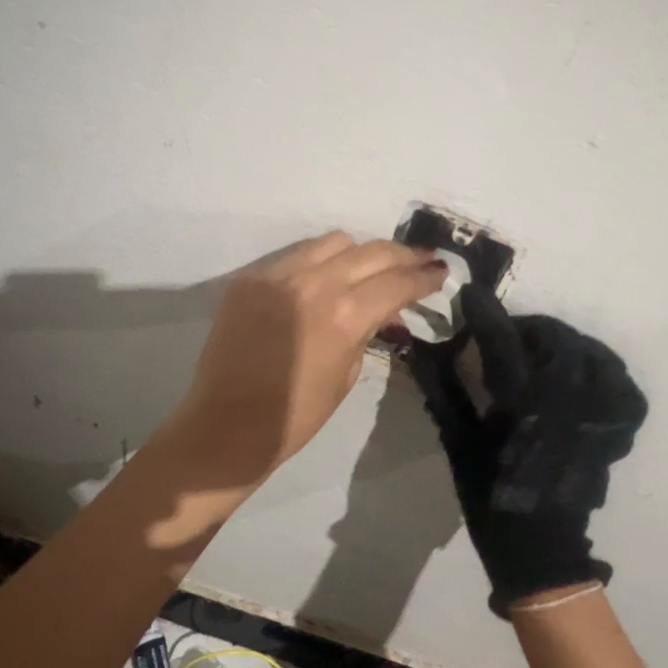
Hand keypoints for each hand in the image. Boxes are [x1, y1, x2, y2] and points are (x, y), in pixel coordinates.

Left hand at [166, 231, 444, 484]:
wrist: (227, 425)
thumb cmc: (297, 416)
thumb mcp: (346, 375)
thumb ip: (367, 331)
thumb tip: (383, 311)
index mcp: (345, 315)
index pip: (397, 282)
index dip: (424, 277)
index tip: (440, 273)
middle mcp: (314, 283)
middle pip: (372, 252)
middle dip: (403, 256)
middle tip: (421, 260)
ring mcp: (278, 276)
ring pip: (333, 242)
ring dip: (361, 252)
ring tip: (372, 267)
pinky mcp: (251, 279)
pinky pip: (296, 256)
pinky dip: (320, 262)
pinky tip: (327, 279)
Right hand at [409, 285, 647, 615]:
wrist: (540, 548)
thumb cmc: (490, 500)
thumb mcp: (459, 446)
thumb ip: (444, 393)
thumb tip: (422, 350)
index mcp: (521, 406)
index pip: (501, 341)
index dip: (484, 312)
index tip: (471, 292)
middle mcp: (566, 400)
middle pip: (554, 338)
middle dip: (527, 327)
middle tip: (507, 332)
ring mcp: (598, 413)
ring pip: (589, 353)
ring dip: (563, 343)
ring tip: (543, 351)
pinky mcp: (617, 428)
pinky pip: (620, 382)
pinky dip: (601, 369)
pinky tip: (583, 373)